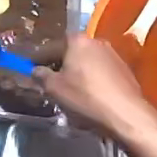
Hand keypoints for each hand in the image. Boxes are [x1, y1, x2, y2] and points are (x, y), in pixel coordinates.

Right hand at [33, 34, 156, 140]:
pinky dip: (92, 80)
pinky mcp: (125, 71)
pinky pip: (100, 72)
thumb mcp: (54, 89)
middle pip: (71, 52)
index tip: (29, 68)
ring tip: (69, 91)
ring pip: (87, 62)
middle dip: (59, 64)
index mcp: (77, 41)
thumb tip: (36, 70)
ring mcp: (114, 55)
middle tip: (49, 80)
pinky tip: (89, 96)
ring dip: (77, 73)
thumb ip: (41, 76)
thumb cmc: (86, 98)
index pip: (50, 46)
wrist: (127, 116)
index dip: (38, 58)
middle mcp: (96, 42)